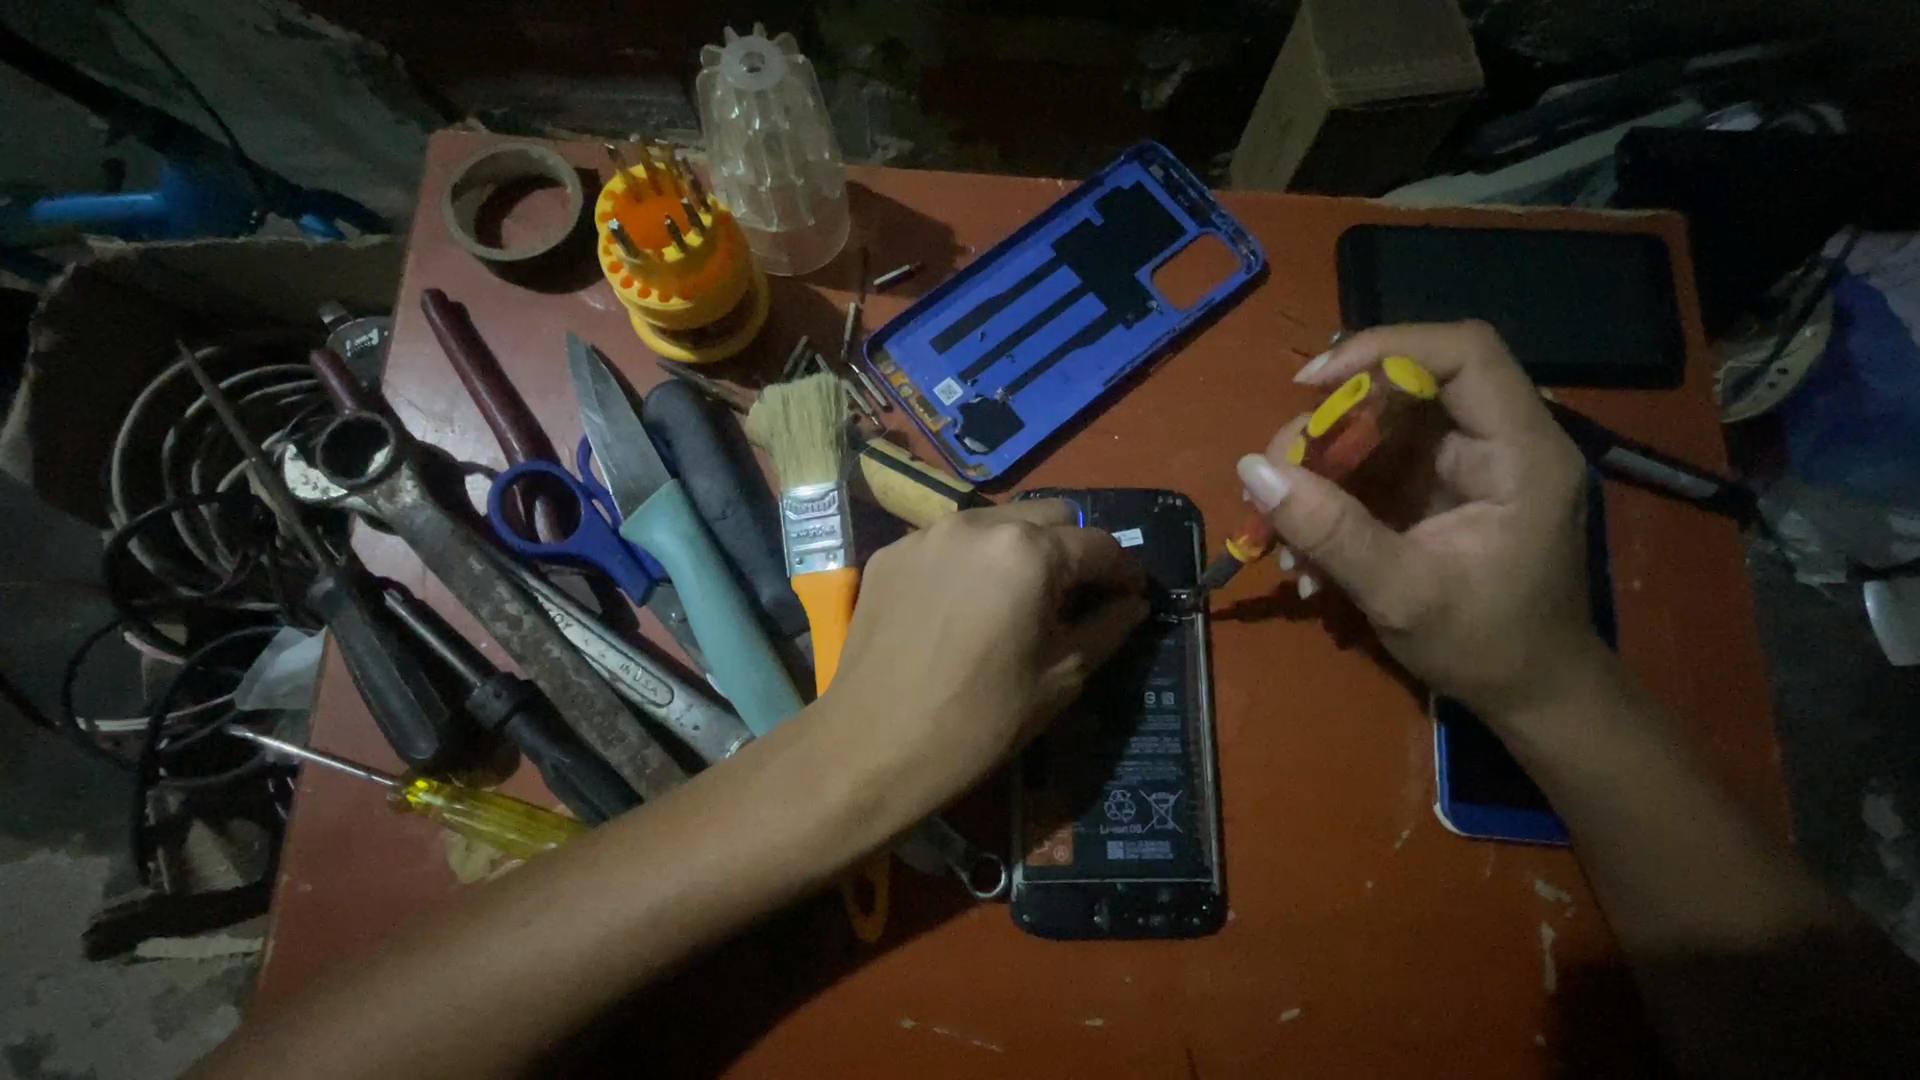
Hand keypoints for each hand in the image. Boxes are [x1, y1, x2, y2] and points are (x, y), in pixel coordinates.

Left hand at [821, 501, 1148, 810]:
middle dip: (1073, 549)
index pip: (1098, 544)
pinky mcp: (890, 552)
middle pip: (1049, 516)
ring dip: (1020, 548)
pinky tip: (963, 605)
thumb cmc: (979, 721)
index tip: (1130, 596)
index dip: (1123, 571)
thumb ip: (1107, 628)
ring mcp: (927, 533)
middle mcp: (978, 523)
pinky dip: (970, 561)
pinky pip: (948, 542)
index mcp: (1029, 551)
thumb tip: (1132, 602)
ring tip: (1016, 597)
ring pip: (995, 522)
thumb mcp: (1060, 679)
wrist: (872, 746)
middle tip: (1074, 596)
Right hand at [1238, 321, 1607, 721]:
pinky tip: (1302, 545)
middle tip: (1276, 471)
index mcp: (1520, 453)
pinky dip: (1326, 497)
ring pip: (1375, 429)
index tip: (1310, 384)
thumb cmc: (1486, 645)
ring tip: (1279, 523)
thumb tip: (1254, 469)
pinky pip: (1367, 468)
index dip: (1384, 349)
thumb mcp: (1403, 594)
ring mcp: (1461, 465)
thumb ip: (1332, 532)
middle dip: (1328, 425)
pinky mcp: (1432, 488)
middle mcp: (1495, 442)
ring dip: (1317, 468)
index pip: (1463, 354)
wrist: (1528, 692)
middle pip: (1403, 389)